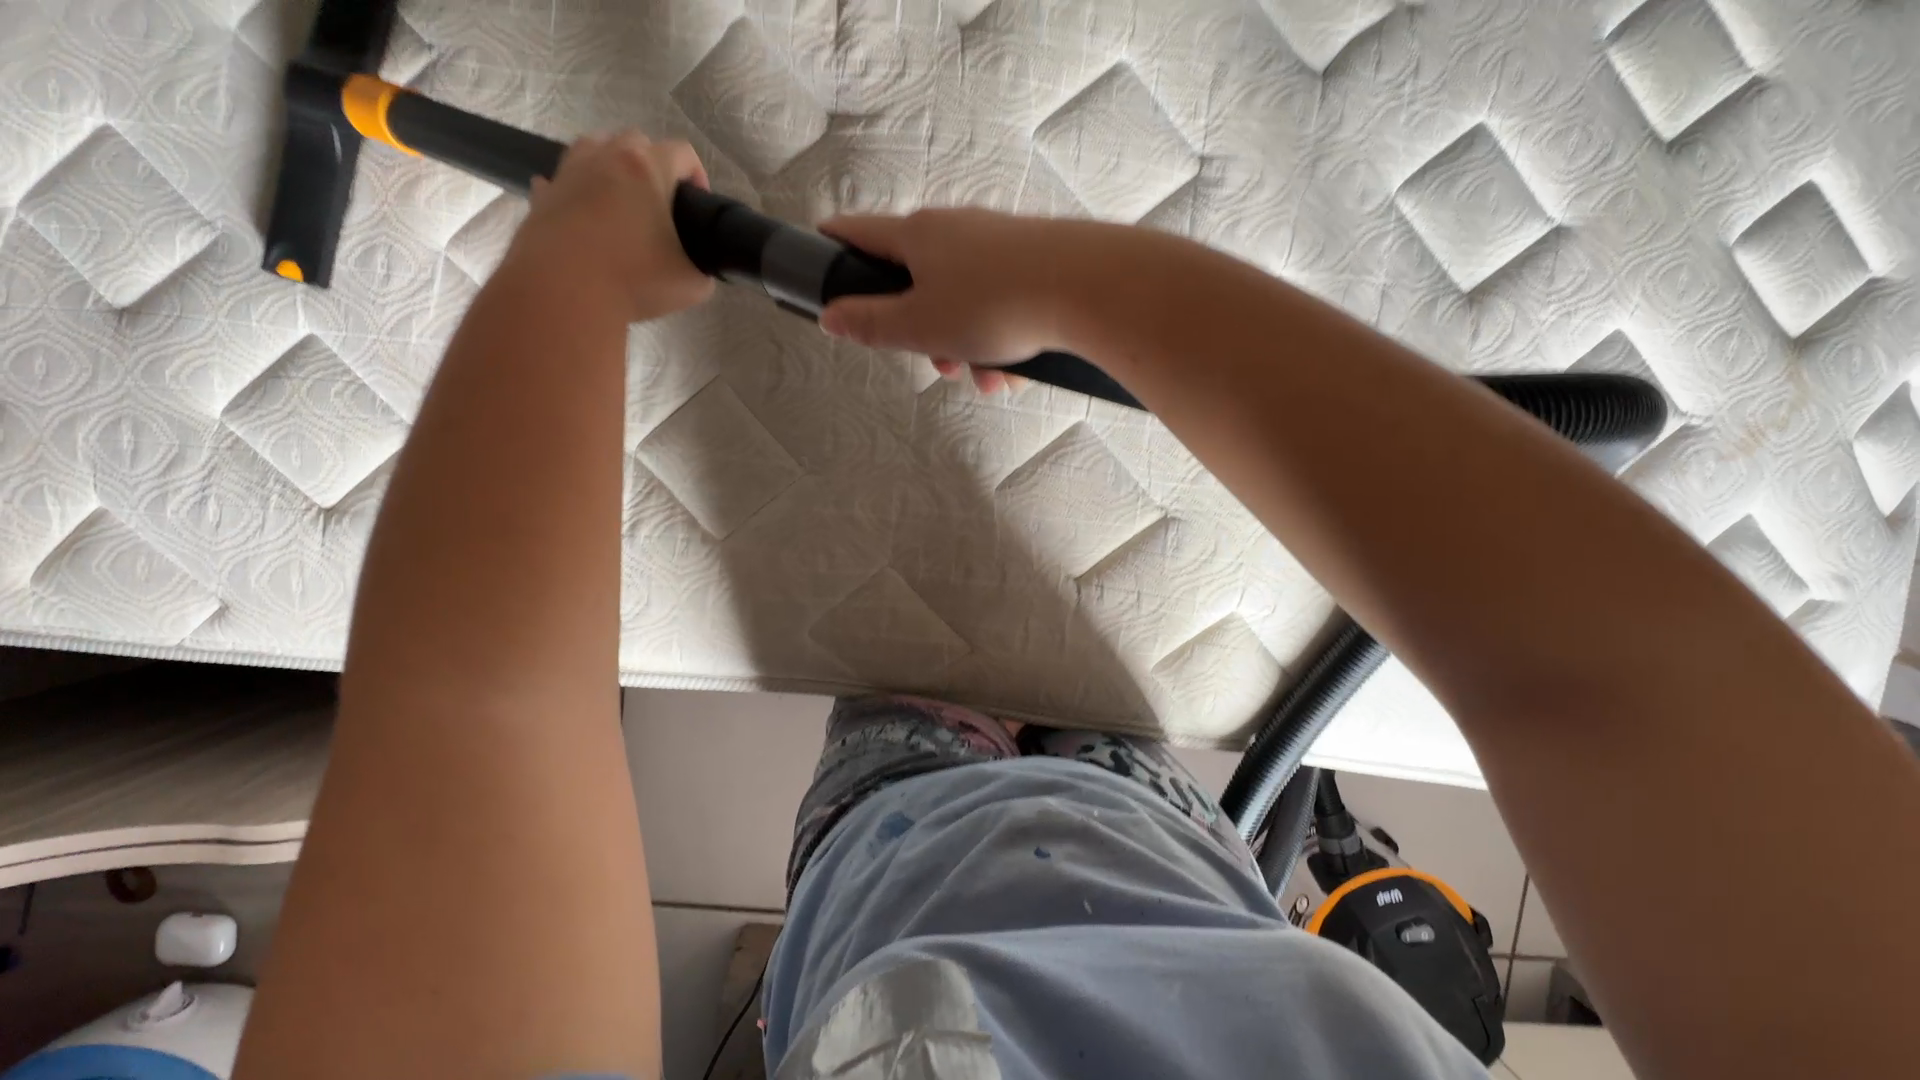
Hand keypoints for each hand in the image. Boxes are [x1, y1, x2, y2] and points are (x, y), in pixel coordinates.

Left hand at [504, 132, 713, 322]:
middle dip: (654, 164)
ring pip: (594, 147)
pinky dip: (575, 190)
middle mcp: (606, 158)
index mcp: (646, 169)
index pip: (682, 152)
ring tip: (621, 201)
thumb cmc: (633, 281)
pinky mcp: (543, 196)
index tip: (699, 202)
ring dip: (612, 165)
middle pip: (636, 141)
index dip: (698, 174)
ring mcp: (569, 173)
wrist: (562, 294)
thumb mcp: (691, 284)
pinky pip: (561, 180)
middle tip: (661, 203)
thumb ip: (703, 270)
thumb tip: (698, 269)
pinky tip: (582, 214)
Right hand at [817, 210, 1087, 392]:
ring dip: (968, 346)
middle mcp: (955, 229)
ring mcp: (997, 243)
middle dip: (923, 332)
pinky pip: (1003, 305)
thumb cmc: (994, 305)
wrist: (1087, 289)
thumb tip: (831, 317)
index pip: (858, 233)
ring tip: (988, 378)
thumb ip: (870, 325)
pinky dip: (1003, 340)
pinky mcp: (1034, 261)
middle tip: (942, 366)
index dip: (833, 248)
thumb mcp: (919, 327)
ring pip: (964, 302)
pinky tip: (1018, 371)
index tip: (819, 257)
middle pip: (917, 282)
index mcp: (917, 236)